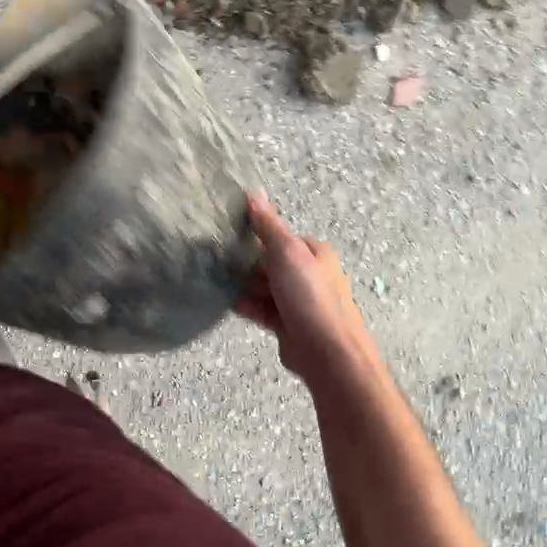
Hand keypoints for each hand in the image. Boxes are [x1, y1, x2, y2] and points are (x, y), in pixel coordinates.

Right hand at [236, 191, 377, 389]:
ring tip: (218, 280)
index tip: (230, 236)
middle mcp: (309, 274)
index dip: (256, 237)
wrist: (328, 354)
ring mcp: (299, 301)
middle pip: (270, 262)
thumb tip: (253, 192)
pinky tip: (229, 303)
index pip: (280, 237)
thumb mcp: (286, 252)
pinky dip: (247, 306)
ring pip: (264, 286)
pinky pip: (262, 309)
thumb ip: (268, 225)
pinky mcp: (288, 324)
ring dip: (244, 285)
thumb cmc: (309, 296)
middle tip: (219, 261)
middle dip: (247, 263)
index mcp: (314, 253)